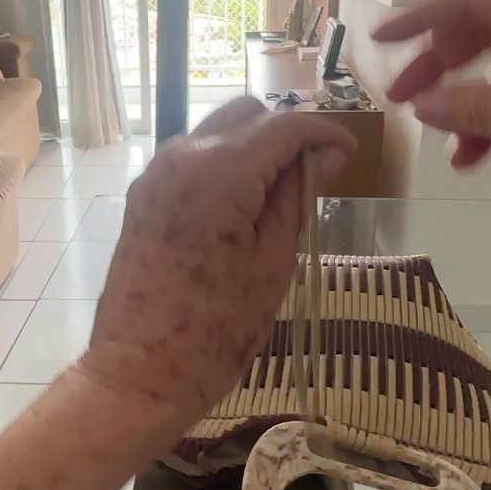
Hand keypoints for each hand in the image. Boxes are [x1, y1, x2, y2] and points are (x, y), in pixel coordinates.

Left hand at [80, 98, 356, 421]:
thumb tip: (327, 154)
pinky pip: (191, 159)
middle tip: (315, 176)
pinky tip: (240, 208)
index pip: (284, 126)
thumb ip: (297, 198)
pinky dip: (223, 166)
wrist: (139, 373)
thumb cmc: (217, 330)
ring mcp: (155, 174)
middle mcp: (181, 157)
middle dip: (286, 134)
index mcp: (220, 172)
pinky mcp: (142, 196)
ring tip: (278, 197)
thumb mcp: (274, 263)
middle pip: (246, 116)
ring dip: (252, 149)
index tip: (350, 152)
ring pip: (216, 132)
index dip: (324, 132)